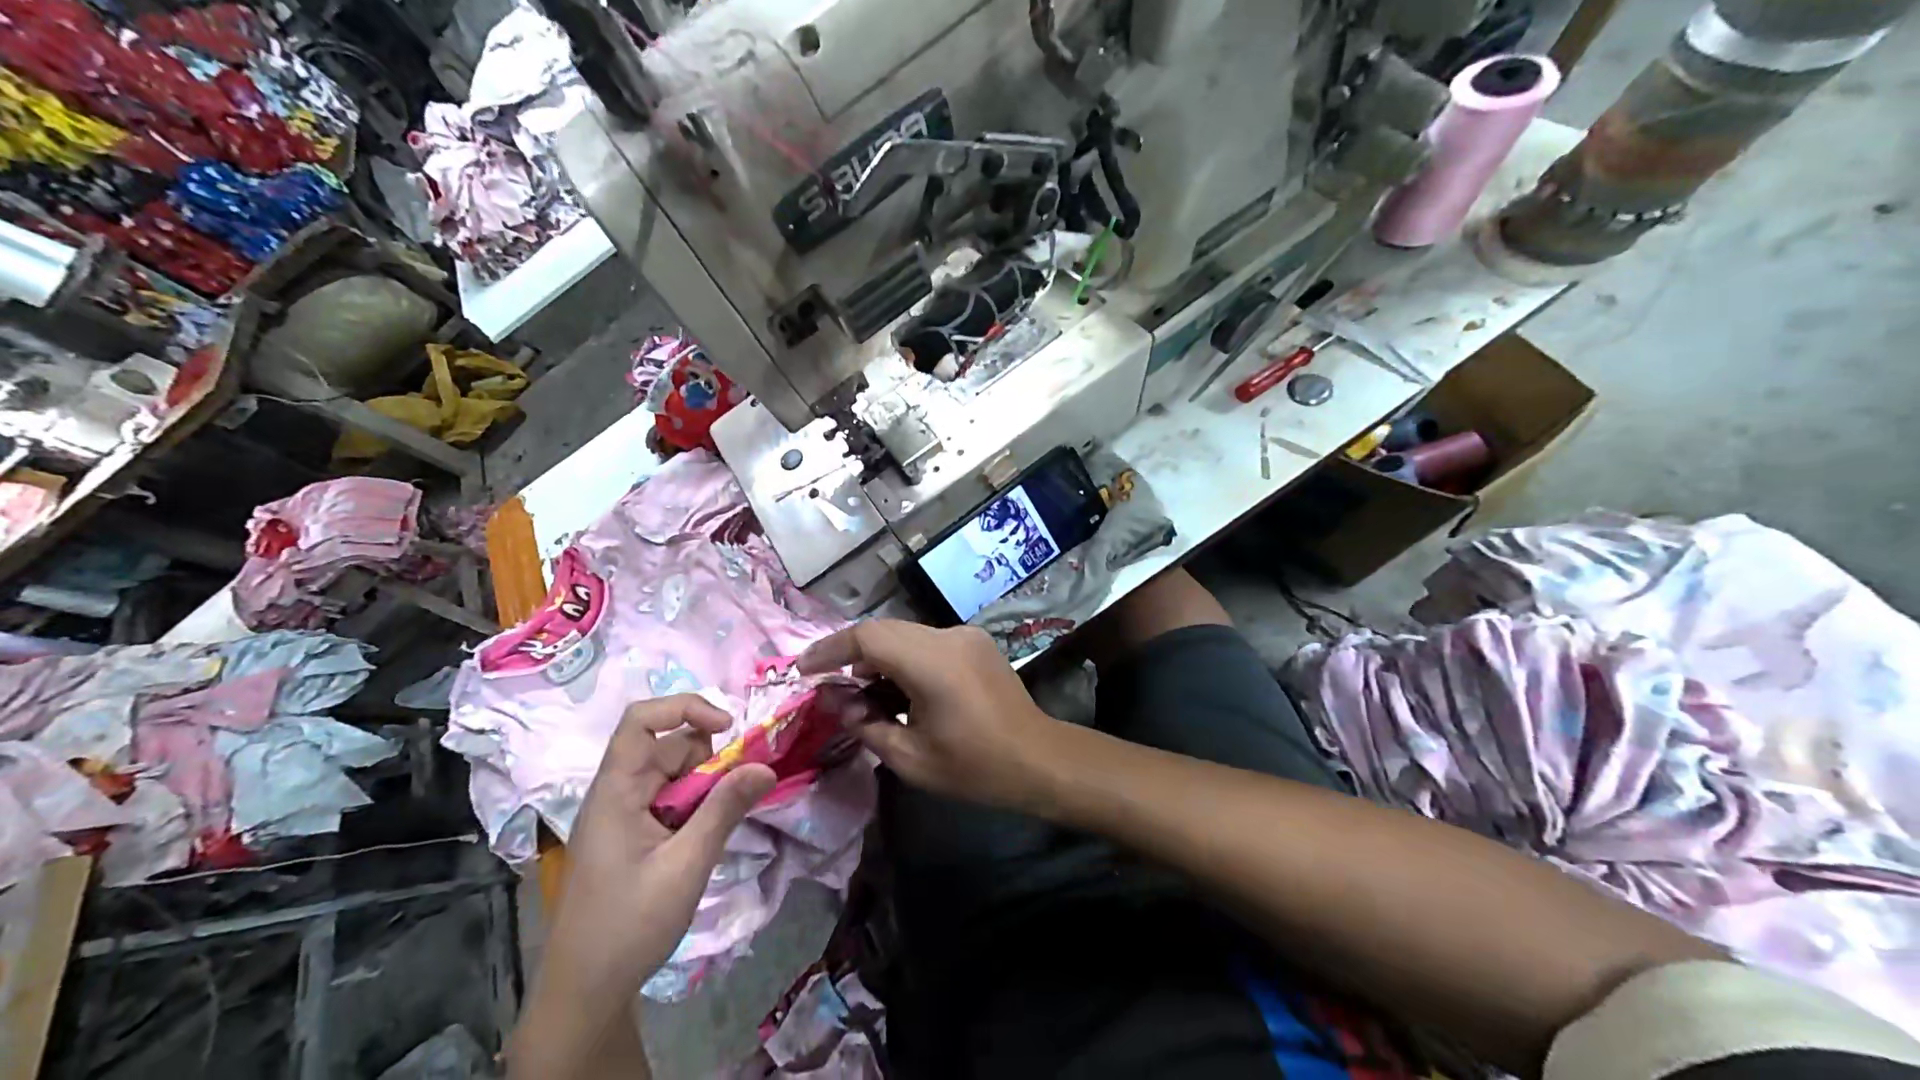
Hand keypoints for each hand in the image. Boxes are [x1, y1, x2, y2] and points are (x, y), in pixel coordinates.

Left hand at [551, 694, 775, 986]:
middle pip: (667, 747)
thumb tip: (765, 765)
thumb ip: (725, 810)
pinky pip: (668, 802)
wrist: (585, 992)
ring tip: (716, 828)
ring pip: (672, 775)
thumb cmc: (629, 925)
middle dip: (708, 761)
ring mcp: (621, 815)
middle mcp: (616, 793)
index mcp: (616, 790)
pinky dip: (694, 809)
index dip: (685, 708)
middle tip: (734, 797)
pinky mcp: (630, 836)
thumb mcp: (686, 865)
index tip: (727, 729)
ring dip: (704, 789)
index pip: (641, 720)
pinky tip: (702, 841)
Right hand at [797, 620, 1061, 809]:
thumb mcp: (910, 757)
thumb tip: (835, 701)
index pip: (867, 638)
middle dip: (851, 654)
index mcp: (932, 663)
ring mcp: (965, 636)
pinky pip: (927, 643)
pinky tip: (897, 689)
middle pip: (884, 631)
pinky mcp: (975, 644)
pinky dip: (903, 659)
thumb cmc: (974, 767)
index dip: (830, 649)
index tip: (804, 670)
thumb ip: (866, 723)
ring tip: (861, 693)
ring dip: (878, 657)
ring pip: (905, 635)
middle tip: (827, 684)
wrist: (1039, 760)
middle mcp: (948, 637)